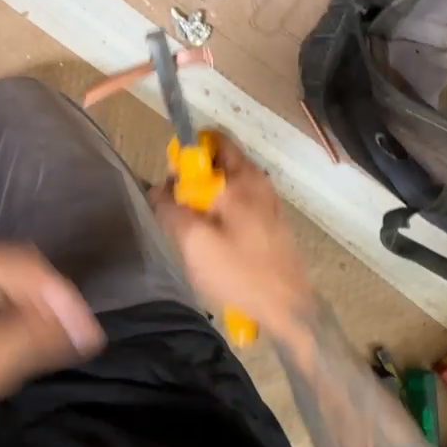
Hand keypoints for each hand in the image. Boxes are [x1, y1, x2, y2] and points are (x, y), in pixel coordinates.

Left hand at [0, 237, 104, 419]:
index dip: (66, 302)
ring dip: (34, 308)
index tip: (91, 337)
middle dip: (52, 304)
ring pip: (11, 279)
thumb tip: (88, 332)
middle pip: (23, 269)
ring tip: (55, 341)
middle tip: (75, 339)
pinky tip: (23, 335)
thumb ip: (41, 338)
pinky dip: (13, 310)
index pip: (32, 269)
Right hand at [149, 133, 313, 331]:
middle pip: (220, 159)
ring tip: (191, 224)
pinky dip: (220, 207)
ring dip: (205, 193)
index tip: (172, 178)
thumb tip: (157, 189)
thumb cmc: (240, 272)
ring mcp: (268, 201)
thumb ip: (170, 208)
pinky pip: (238, 200)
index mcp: (242, 178)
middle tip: (177, 203)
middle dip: (193, 174)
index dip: (186, 152)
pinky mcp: (270, 221)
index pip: (212, 139)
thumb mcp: (194, 241)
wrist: (288, 308)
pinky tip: (212, 238)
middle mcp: (258, 182)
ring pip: (228, 181)